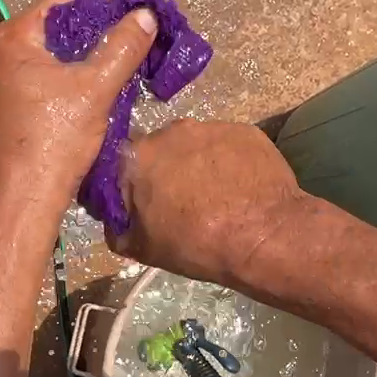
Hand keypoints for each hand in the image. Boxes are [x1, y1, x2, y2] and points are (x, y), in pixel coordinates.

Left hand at [0, 0, 156, 229]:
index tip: (126, 31)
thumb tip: (146, 15)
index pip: (60, 4)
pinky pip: (31, 90)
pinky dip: (55, 93)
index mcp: (9, 39)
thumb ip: (123, 47)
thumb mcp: (96, 89)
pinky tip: (77, 112)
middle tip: (118, 62)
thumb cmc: (55, 141)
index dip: (98, 12)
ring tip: (103, 88)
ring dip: (72, 72)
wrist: (22, 202)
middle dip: (85, 45)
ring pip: (41, 65)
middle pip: (50, 35)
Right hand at [110, 120, 312, 287]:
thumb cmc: (194, 243)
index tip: (141, 203)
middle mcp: (170, 131)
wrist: (261, 236)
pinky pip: (226, 145)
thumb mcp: (142, 249)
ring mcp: (211, 127)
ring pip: (195, 145)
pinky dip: (227, 162)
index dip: (130, 184)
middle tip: (179, 201)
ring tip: (212, 195)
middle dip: (165, 170)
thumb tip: (116, 222)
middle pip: (160, 148)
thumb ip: (119, 229)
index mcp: (137, 157)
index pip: (121, 164)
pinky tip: (236, 187)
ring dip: (197, 164)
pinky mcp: (245, 131)